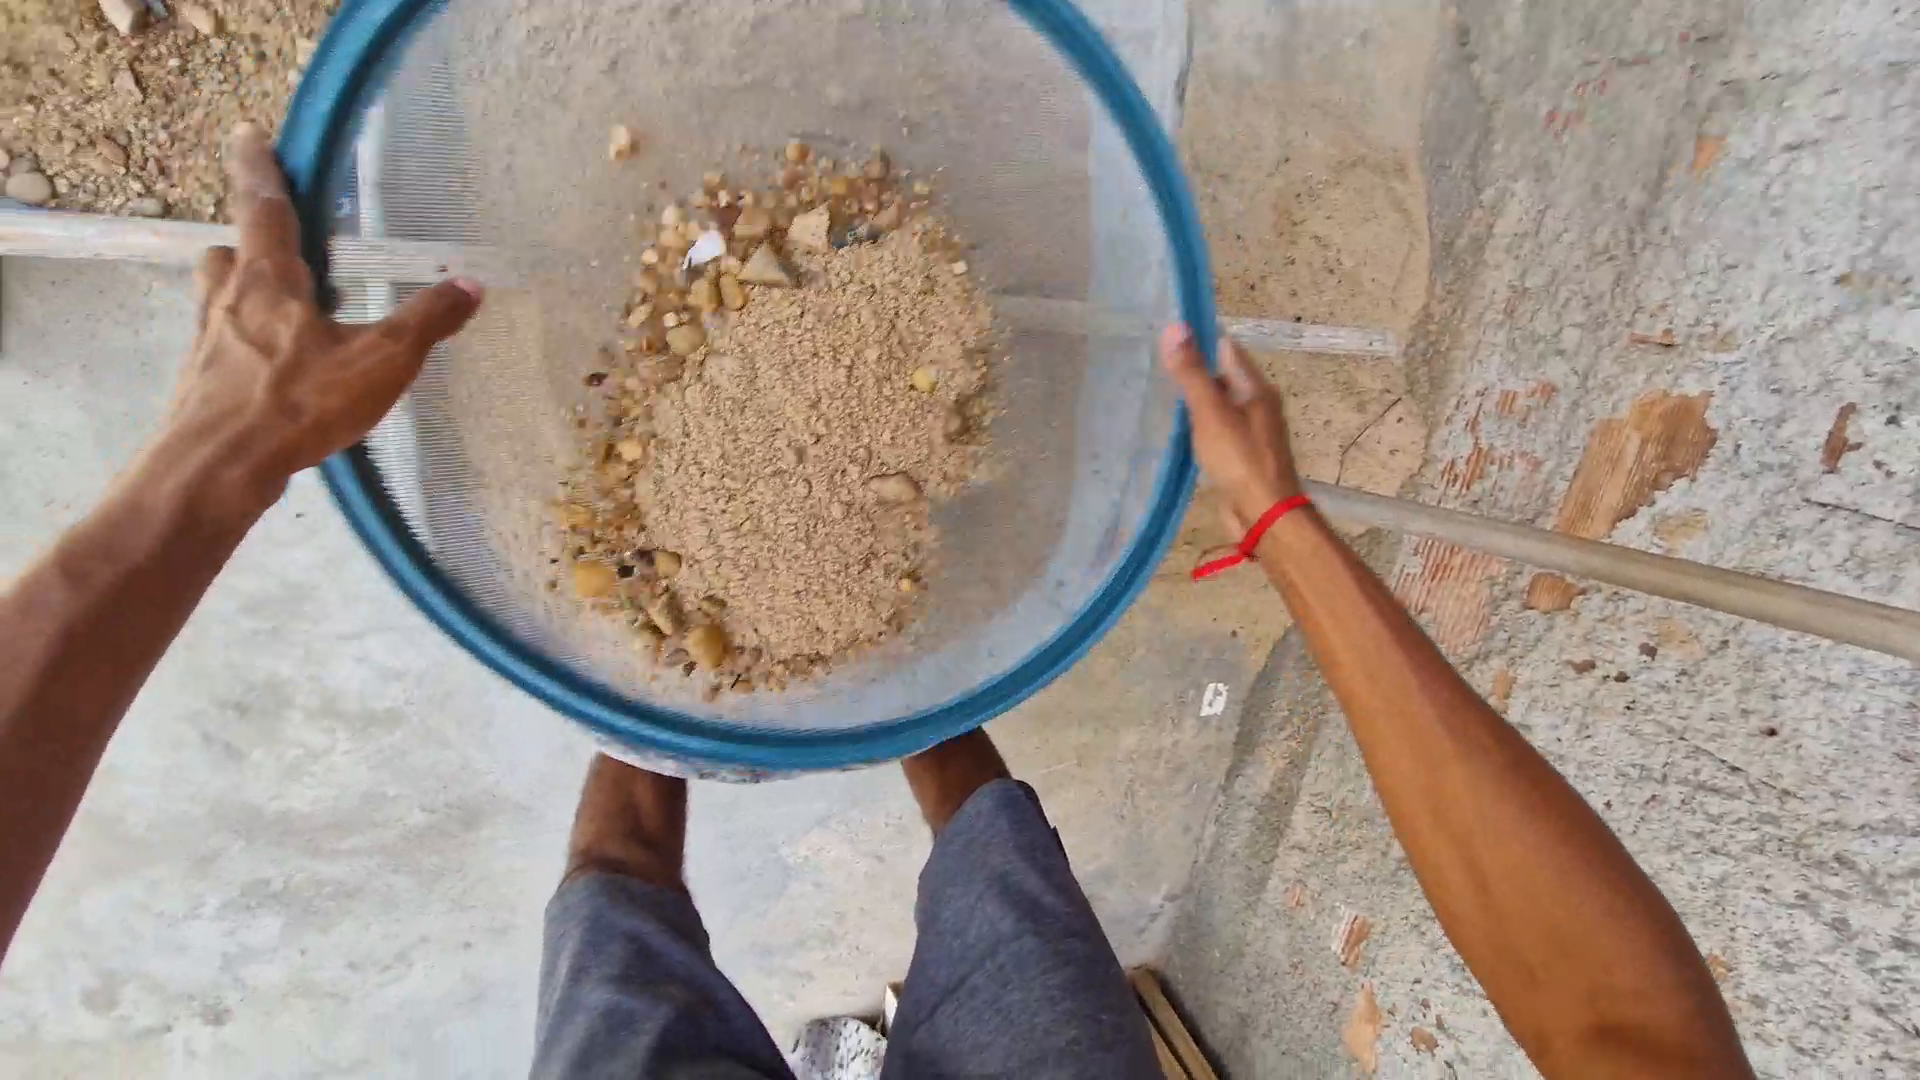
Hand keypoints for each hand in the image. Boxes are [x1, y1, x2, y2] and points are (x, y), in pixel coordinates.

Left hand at [167, 122, 482, 504]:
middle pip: (231, 254)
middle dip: (253, 244)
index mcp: (270, 282)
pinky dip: (250, 337)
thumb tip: (472, 285)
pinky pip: (226, 338)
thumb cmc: (302, 400)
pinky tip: (280, 366)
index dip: (261, 171)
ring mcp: (210, 339)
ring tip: (286, 307)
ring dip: (247, 289)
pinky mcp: (207, 377)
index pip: (265, 211)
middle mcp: (230, 300)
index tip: (251, 135)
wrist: (221, 462)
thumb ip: (428, 320)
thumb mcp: (383, 359)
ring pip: (221, 295)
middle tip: (284, 250)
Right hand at [1160, 324, 1303, 529]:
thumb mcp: (1210, 413)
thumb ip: (1192, 373)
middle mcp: (1258, 406)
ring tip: (1161, 395)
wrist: (1263, 515)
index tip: (1168, 334)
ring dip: (1197, 400)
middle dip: (1196, 369)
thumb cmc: (1240, 460)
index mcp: (1256, 389)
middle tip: (1157, 363)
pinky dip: (1200, 426)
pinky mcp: (1242, 457)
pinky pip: (1218, 431)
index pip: (1228, 350)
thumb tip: (1175, 326)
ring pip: (1220, 406)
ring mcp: (1252, 433)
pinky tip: (1180, 433)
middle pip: (1224, 378)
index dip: (1201, 339)